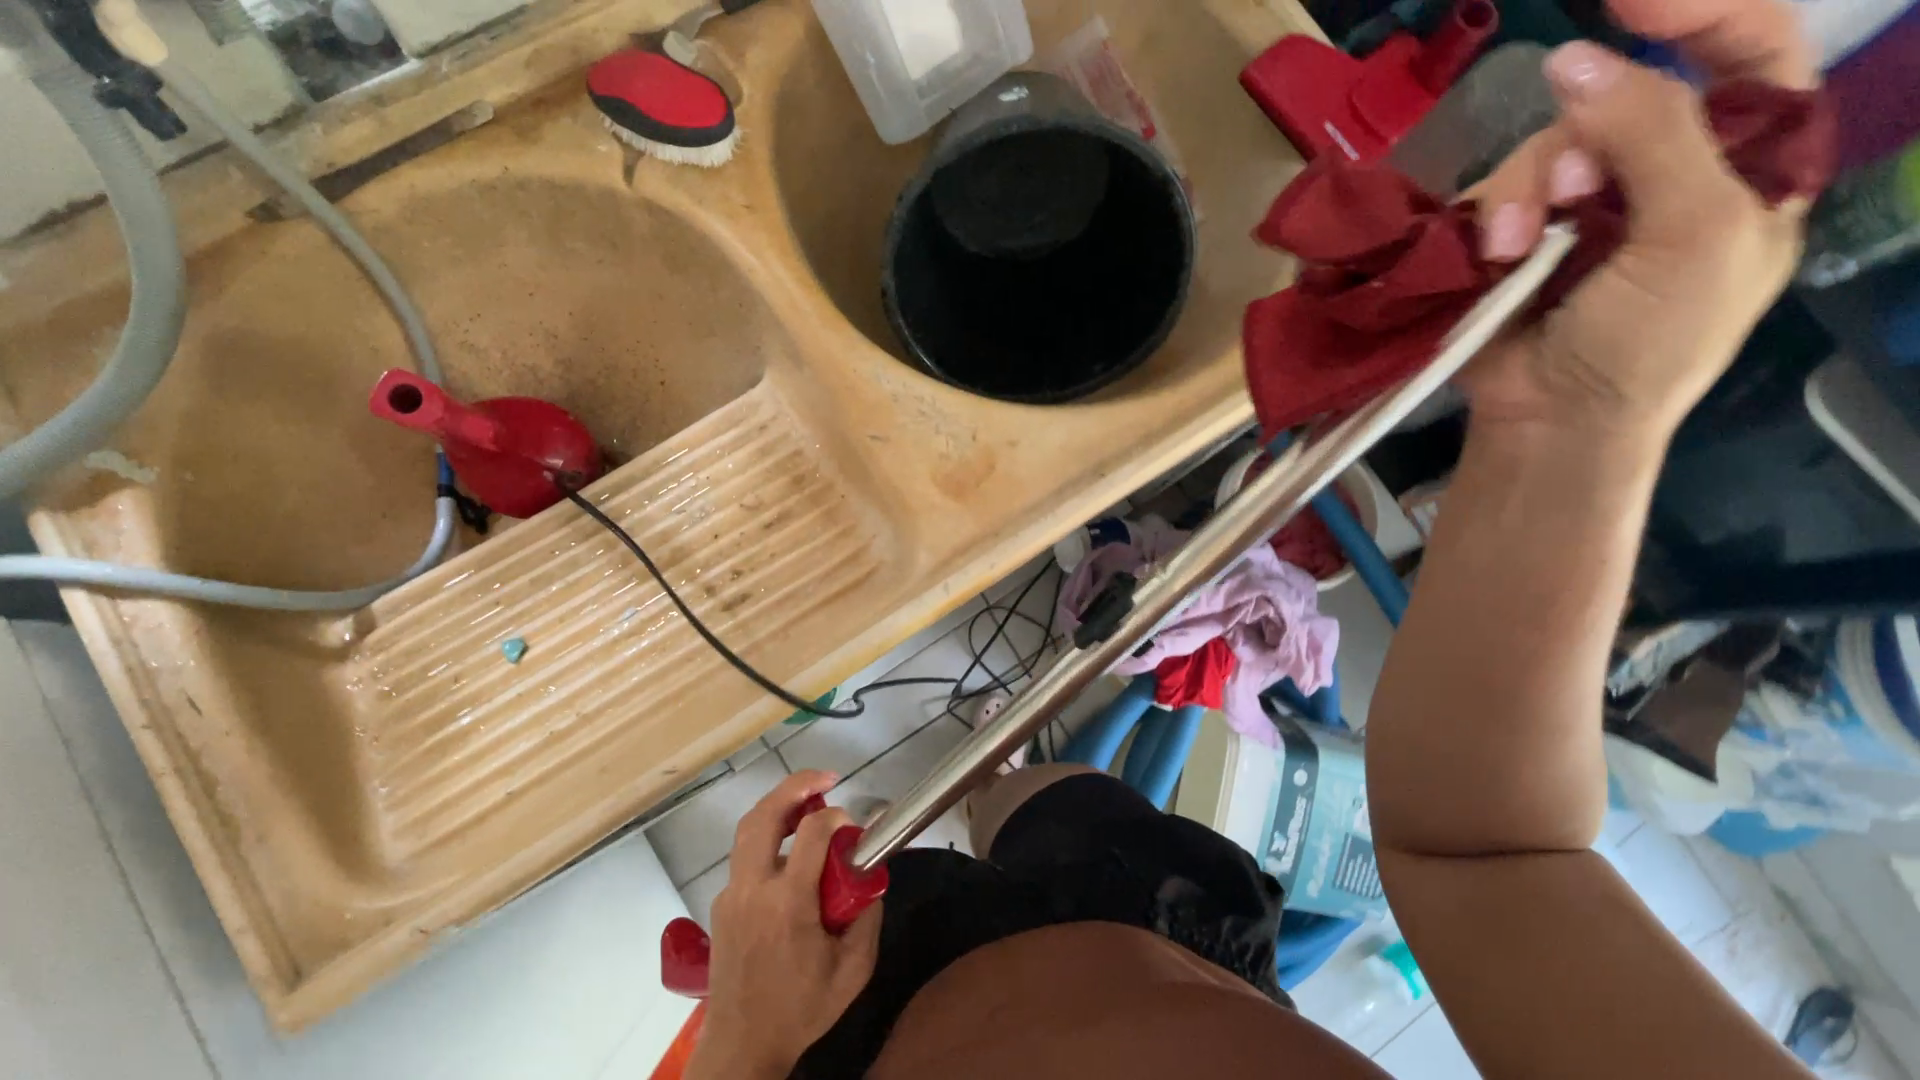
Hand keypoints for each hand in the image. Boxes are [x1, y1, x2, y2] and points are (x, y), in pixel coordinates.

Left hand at [685, 770, 881, 1079]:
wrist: (742, 1045)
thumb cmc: (802, 1009)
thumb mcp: (854, 969)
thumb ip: (868, 914)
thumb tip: (870, 875)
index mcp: (787, 903)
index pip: (812, 833)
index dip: (838, 816)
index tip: (855, 824)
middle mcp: (753, 889)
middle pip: (764, 816)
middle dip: (795, 787)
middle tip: (826, 777)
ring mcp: (731, 895)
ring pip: (747, 830)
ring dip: (777, 807)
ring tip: (808, 803)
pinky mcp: (723, 905)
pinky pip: (745, 858)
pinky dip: (769, 840)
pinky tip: (792, 855)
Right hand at [1457, 0, 1816, 440]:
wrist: (1554, 422)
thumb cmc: (1650, 343)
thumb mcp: (1691, 233)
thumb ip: (1653, 133)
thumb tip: (1573, 60)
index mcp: (1741, 172)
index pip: (1748, 56)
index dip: (1701, 15)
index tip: (1630, 2)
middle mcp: (1658, 178)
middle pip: (1619, 104)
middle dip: (1582, 146)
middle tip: (1571, 201)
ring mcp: (1580, 210)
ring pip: (1544, 149)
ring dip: (1523, 195)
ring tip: (1515, 251)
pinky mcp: (1514, 238)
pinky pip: (1493, 192)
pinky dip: (1487, 220)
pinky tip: (1492, 257)